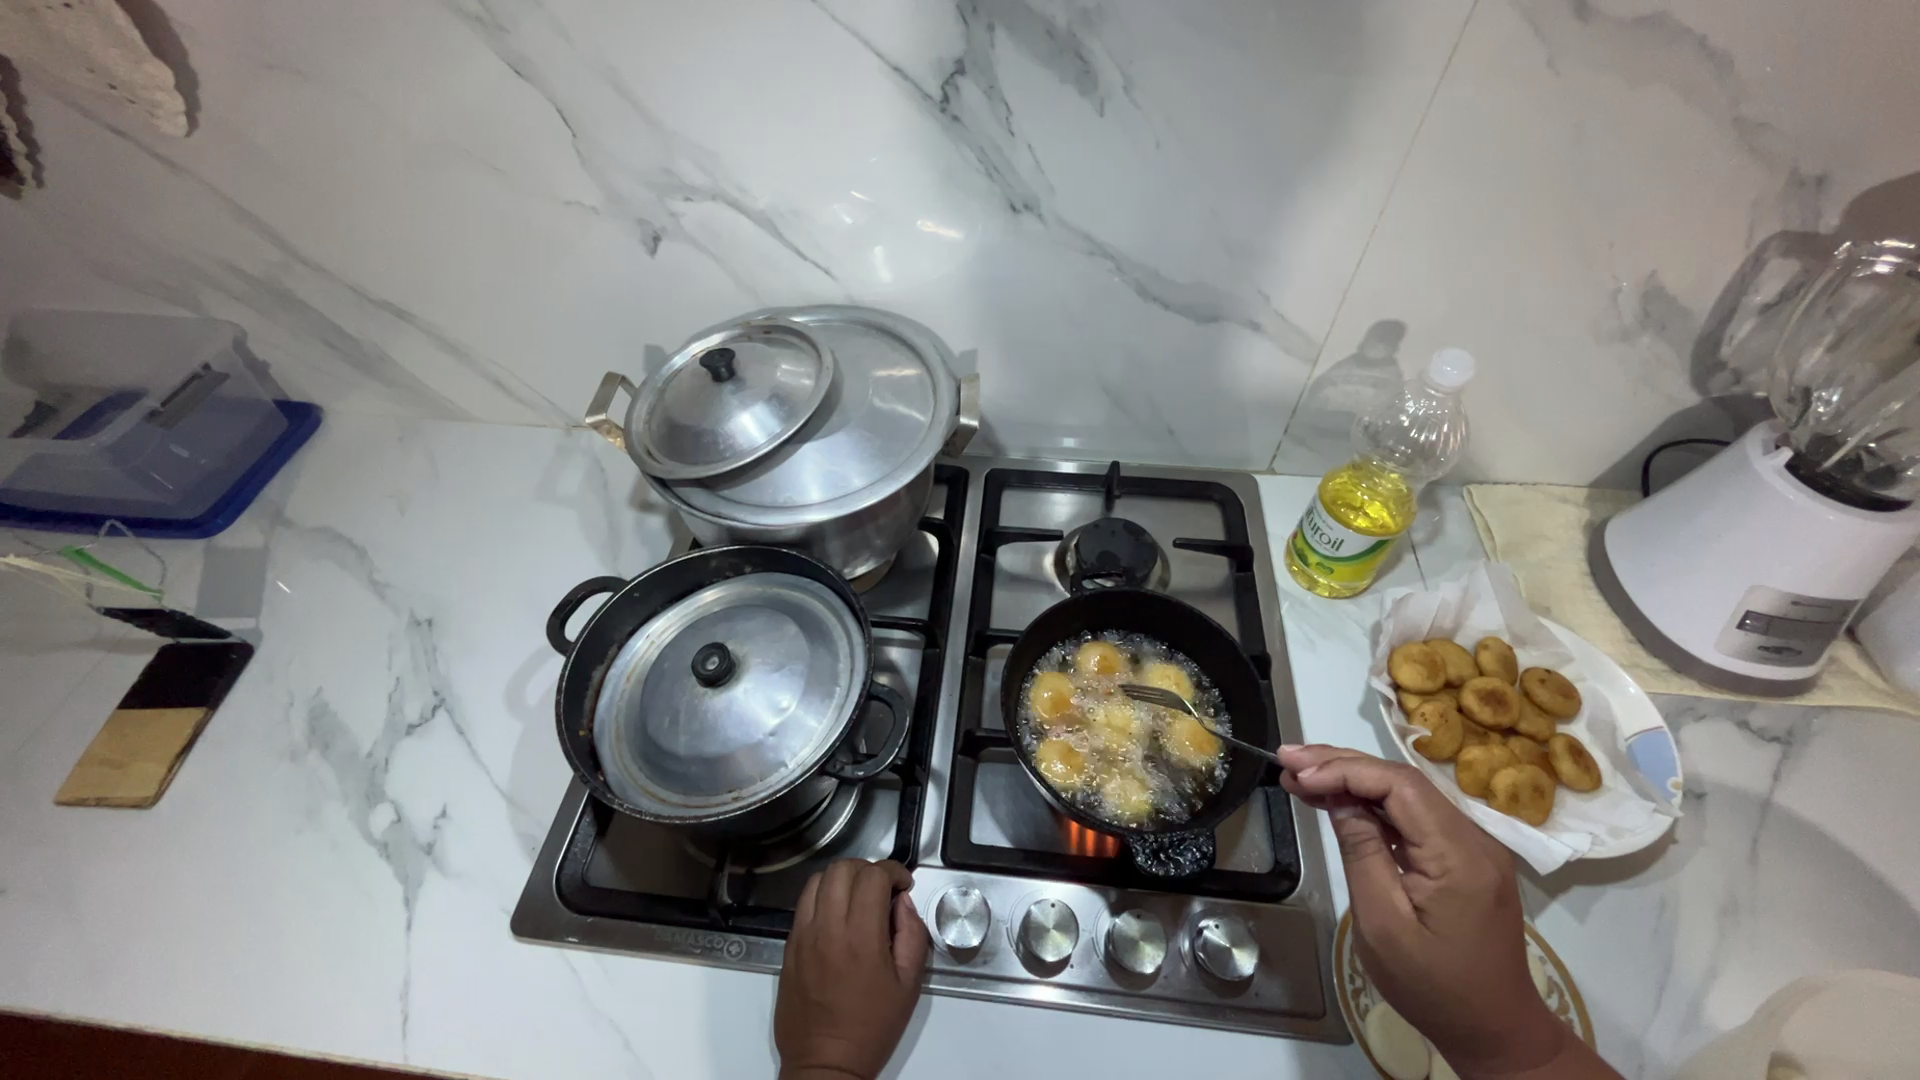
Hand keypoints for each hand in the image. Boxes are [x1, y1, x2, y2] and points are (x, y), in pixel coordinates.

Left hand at [775, 859, 928, 1079]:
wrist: (824, 1064)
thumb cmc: (872, 1027)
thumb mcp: (909, 985)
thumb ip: (912, 935)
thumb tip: (902, 902)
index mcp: (861, 938)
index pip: (873, 876)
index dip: (893, 871)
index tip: (903, 885)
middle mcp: (828, 928)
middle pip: (842, 869)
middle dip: (868, 869)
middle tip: (882, 889)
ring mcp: (803, 936)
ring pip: (818, 879)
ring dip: (842, 878)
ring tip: (857, 896)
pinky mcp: (789, 946)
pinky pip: (803, 903)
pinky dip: (822, 896)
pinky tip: (836, 914)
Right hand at [1280, 746, 1619, 1079]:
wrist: (1493, 1029)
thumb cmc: (1431, 985)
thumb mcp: (1382, 922)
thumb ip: (1361, 851)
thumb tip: (1338, 799)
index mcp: (1459, 854)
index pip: (1399, 785)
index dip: (1344, 771)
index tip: (1298, 776)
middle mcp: (1474, 837)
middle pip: (1401, 779)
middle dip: (1340, 764)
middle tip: (1286, 758)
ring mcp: (1472, 844)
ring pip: (1405, 790)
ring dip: (1350, 776)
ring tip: (1298, 771)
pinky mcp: (1462, 854)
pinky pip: (1412, 812)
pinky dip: (1369, 798)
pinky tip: (1333, 796)